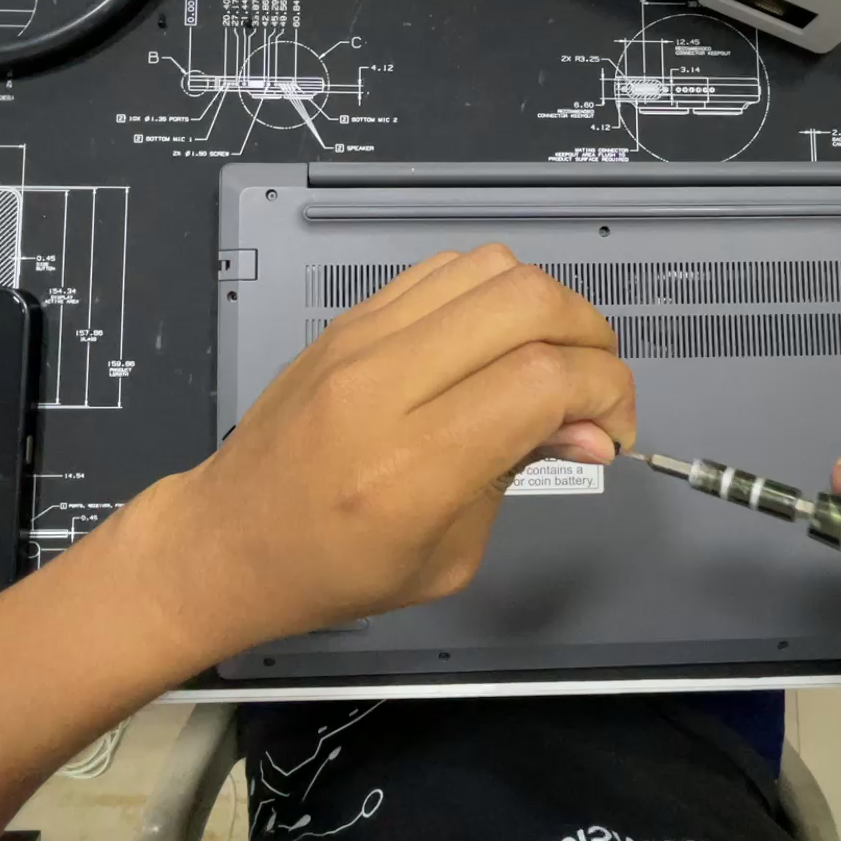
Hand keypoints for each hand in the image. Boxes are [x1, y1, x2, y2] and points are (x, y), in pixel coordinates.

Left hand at [114, 244, 635, 659]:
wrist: (228, 534)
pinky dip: (494, 292)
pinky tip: (493, 338)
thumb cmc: (334, 571)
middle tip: (593, 387)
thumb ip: (521, 474)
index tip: (612, 431)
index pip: (541, 381)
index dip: (605, 393)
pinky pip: (446, 269)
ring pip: (492, 269)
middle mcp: (387, 383)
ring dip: (547, 306)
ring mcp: (363, 337)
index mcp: (412, 466)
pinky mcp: (351, 317)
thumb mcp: (448, 556)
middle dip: (591, 338)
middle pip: (527, 303)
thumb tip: (591, 428)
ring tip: (549, 356)